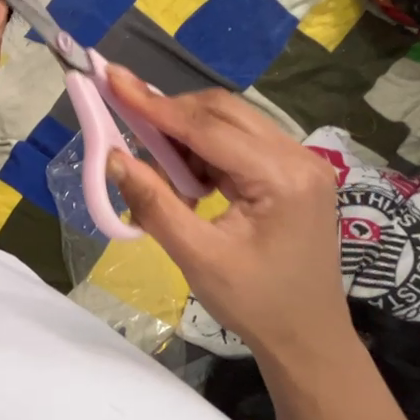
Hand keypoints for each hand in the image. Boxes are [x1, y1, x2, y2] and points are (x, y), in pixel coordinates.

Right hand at [104, 69, 351, 363]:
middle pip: (220, 111)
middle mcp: (298, 158)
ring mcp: (300, 164)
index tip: (110, 79)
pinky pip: (236, 142)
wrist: (309, 340)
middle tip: (121, 118)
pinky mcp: (291, 174)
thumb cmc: (256, 302)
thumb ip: (153, 201)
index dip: (153, 104)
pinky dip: (200, 150)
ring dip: (183, 132)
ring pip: (227, 122)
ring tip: (152, 162)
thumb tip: (111, 156)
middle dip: (167, 112)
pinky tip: (182, 177)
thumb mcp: (195, 256)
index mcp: (283, 177)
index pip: (206, 127)